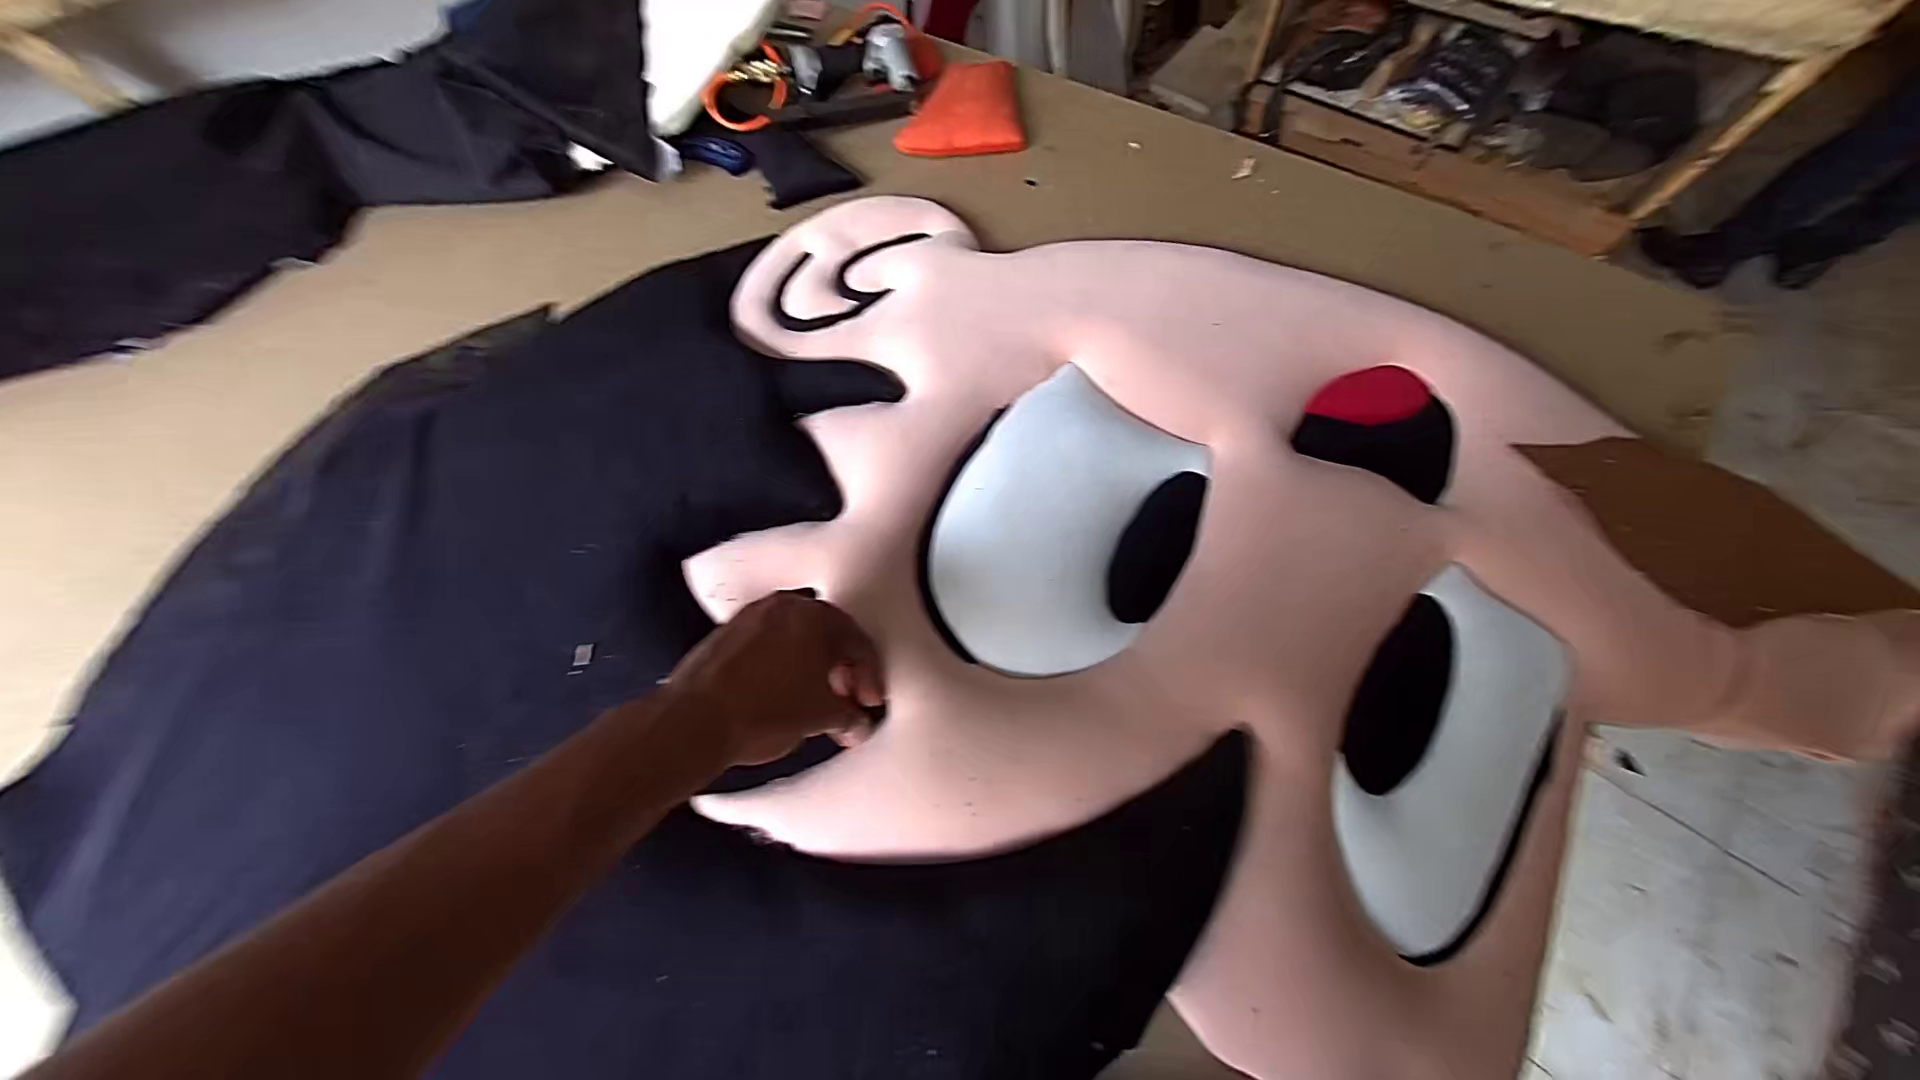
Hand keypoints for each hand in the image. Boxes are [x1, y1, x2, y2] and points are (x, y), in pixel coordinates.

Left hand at [665, 591, 885, 764]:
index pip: (858, 644)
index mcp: (818, 617)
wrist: (693, 721)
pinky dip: (784, 659)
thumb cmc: (764, 712)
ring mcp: (754, 615)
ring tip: (814, 696)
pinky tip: (782, 688)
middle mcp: (787, 606)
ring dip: (813, 662)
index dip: (871, 676)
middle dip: (843, 667)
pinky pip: (770, 640)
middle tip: (847, 698)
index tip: (870, 701)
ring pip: (798, 634)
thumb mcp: (821, 717)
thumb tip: (856, 722)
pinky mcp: (728, 631)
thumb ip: (849, 716)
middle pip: (829, 633)